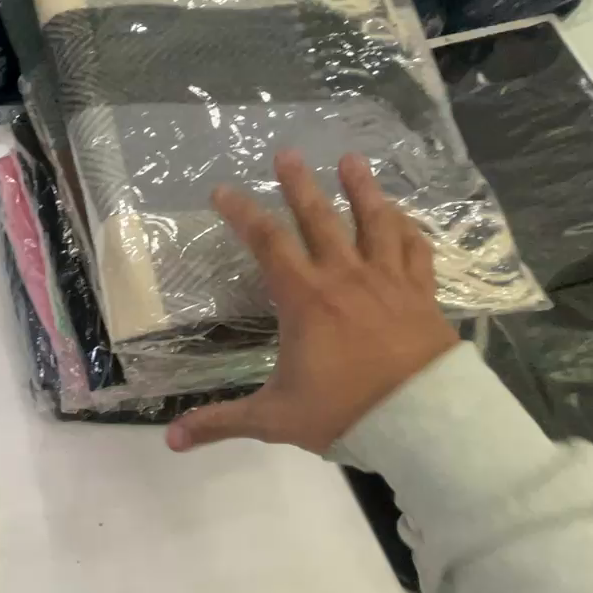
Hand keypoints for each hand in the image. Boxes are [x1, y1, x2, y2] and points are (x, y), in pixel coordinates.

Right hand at [165, 150, 458, 455]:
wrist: (422, 420)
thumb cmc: (342, 412)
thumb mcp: (271, 419)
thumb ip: (219, 422)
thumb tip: (169, 441)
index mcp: (305, 300)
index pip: (267, 244)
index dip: (242, 214)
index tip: (223, 190)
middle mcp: (345, 278)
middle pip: (319, 219)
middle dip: (299, 184)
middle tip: (287, 152)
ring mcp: (388, 282)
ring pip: (374, 222)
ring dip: (362, 189)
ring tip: (353, 160)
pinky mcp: (421, 294)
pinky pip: (415, 249)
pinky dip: (407, 227)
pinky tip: (402, 216)